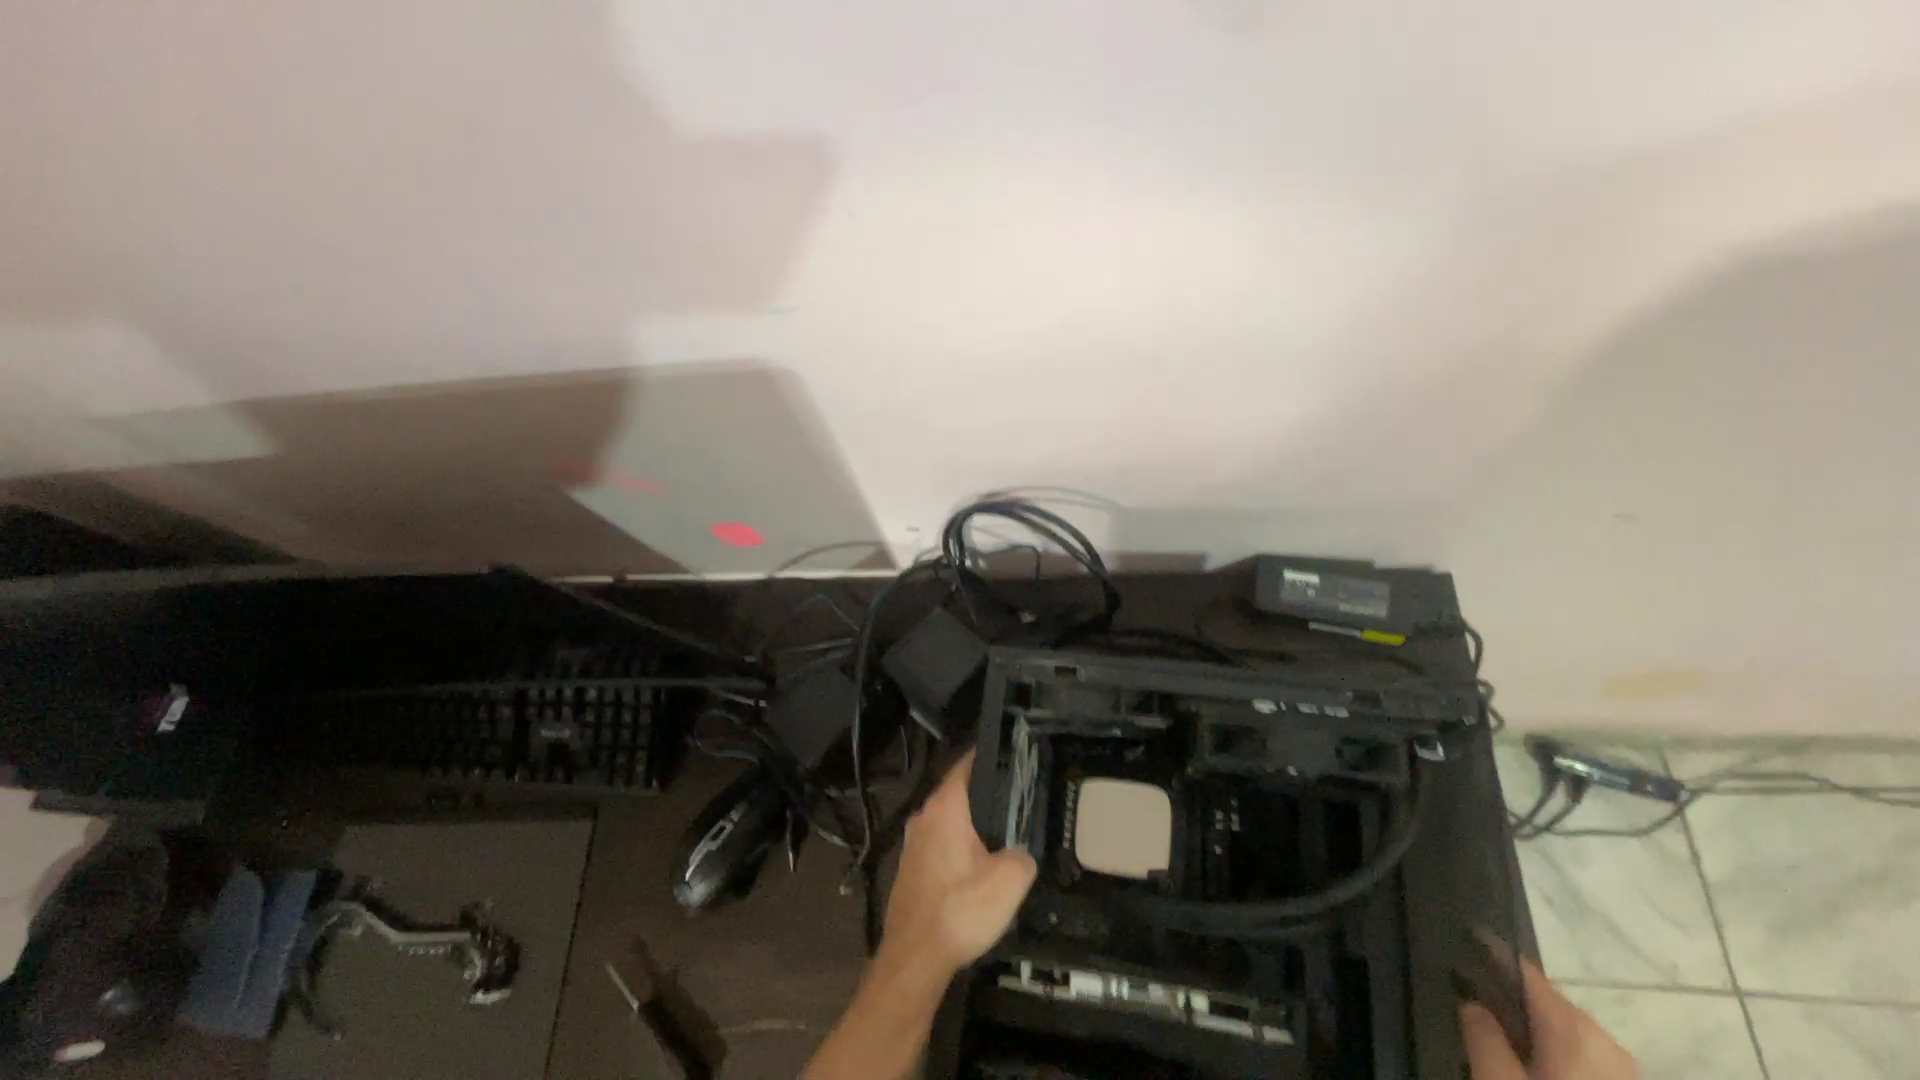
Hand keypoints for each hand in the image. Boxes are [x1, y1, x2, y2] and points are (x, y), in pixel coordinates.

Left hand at [880, 749, 1037, 976]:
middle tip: (1015, 803)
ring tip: (999, 838)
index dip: (988, 756)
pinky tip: (974, 870)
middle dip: (983, 797)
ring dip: (969, 827)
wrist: (915, 956)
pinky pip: (938, 847)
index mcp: (945, 807)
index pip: (966, 765)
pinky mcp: (908, 870)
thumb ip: (1022, 856)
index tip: (1010, 754)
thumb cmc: (961, 908)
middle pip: (956, 794)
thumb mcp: (1010, 880)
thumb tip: (1019, 855)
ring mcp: (911, 845)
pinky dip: (956, 850)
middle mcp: (923, 817)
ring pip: (946, 823)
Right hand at [1460, 955, 1639, 1079]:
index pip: (1528, 974)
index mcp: (1576, 1031)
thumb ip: (1482, 1037)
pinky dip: (1554, 1057)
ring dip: (1532, 1033)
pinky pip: (1583, 1060)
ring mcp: (1624, 1072)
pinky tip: (1529, 1072)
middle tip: (1471, 1009)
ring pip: (1567, 1034)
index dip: (1492, 956)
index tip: (1462, 942)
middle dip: (1511, 1003)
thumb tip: (1472, 1003)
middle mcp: (1607, 1043)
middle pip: (1549, 1004)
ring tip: (1497, 1045)